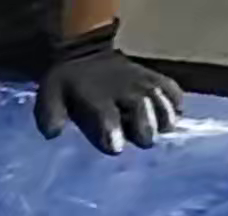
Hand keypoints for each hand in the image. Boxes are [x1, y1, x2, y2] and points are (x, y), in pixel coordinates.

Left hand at [35, 21, 181, 154]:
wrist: (82, 53)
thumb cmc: (63, 83)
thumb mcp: (47, 99)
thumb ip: (51, 116)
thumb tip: (53, 134)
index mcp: (95, 97)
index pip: (106, 117)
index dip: (111, 132)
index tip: (116, 149)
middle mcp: (121, 88)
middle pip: (138, 107)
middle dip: (144, 125)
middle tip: (148, 143)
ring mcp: (137, 80)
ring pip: (156, 95)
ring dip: (164, 112)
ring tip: (169, 129)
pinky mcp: (148, 75)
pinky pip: (166, 84)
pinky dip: (174, 96)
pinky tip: (179, 110)